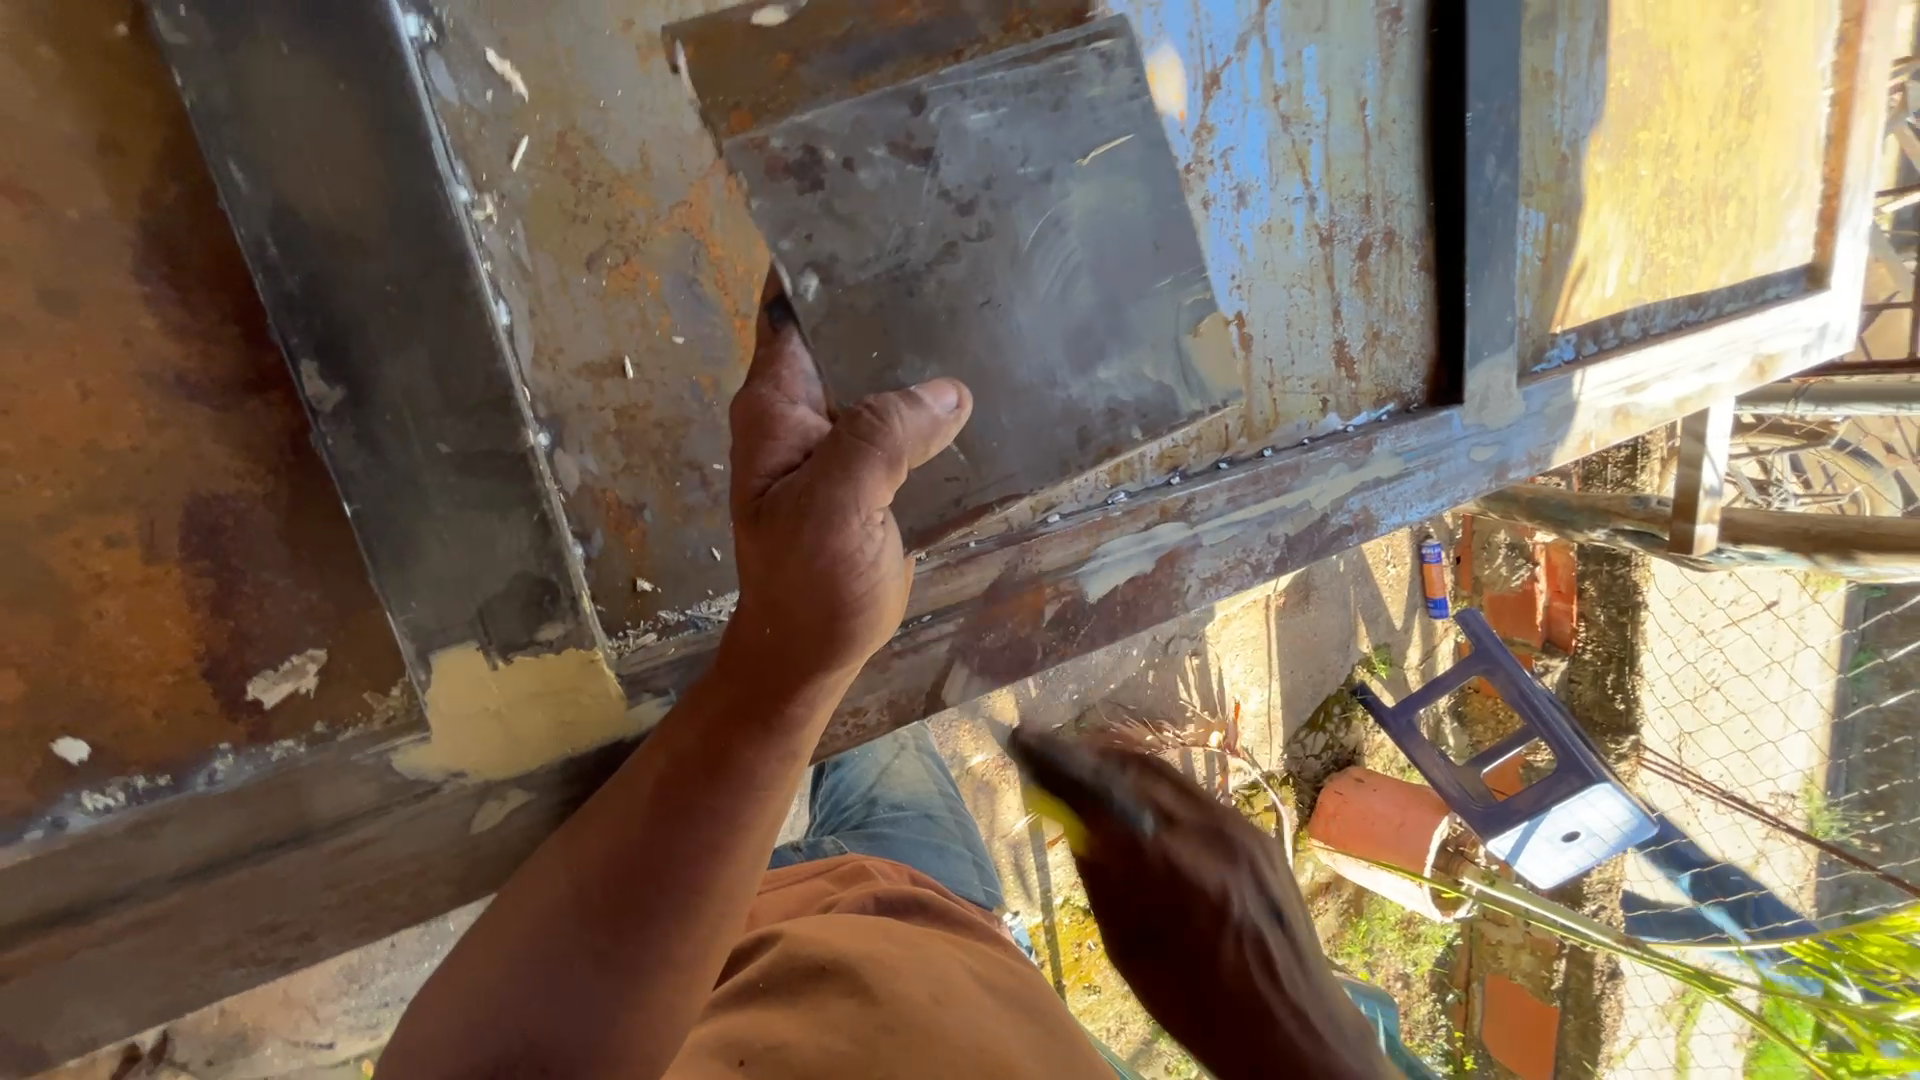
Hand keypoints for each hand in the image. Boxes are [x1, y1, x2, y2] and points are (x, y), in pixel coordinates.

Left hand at [719, 270, 972, 699]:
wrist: (813, 650)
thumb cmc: (808, 584)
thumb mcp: (834, 507)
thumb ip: (881, 439)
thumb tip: (949, 391)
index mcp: (777, 404)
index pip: (789, 306)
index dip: (822, 257)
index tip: (879, 214)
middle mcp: (805, 411)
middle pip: (844, 331)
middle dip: (888, 296)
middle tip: (957, 256)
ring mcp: (842, 441)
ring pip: (881, 375)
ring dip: (918, 350)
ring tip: (980, 307)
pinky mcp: (875, 472)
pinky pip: (906, 421)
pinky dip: (935, 404)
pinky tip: (979, 385)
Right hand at [1007, 726, 1395, 1079]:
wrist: (1298, 1033)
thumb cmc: (1199, 1007)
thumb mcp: (1129, 949)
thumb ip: (1098, 876)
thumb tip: (1070, 818)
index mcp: (1167, 865)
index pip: (1097, 790)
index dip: (1056, 761)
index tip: (1025, 744)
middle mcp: (1206, 829)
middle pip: (1131, 768)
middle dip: (1085, 756)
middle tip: (1052, 755)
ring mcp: (1238, 824)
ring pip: (1164, 772)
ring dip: (1119, 763)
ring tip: (1086, 766)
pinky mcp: (1257, 830)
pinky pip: (1193, 791)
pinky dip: (1154, 783)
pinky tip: (1136, 796)